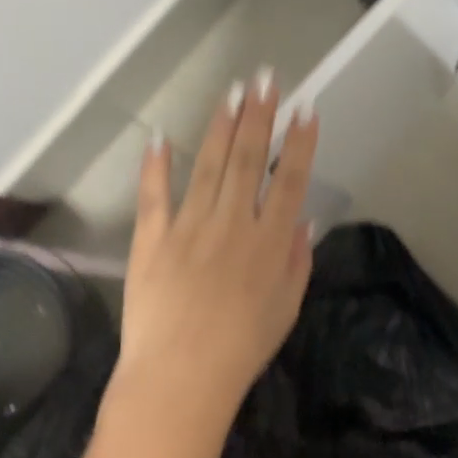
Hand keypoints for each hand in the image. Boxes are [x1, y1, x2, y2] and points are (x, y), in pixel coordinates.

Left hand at [114, 69, 319, 407]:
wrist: (181, 377)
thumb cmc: (243, 346)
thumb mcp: (287, 305)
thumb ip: (298, 260)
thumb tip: (301, 221)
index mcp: (271, 240)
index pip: (290, 179)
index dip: (300, 142)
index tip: (305, 110)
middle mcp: (233, 222)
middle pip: (250, 159)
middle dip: (260, 116)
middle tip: (266, 79)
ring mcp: (190, 227)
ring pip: (209, 165)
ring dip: (222, 126)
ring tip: (232, 93)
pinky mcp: (152, 239)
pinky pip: (155, 195)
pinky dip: (156, 164)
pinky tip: (160, 135)